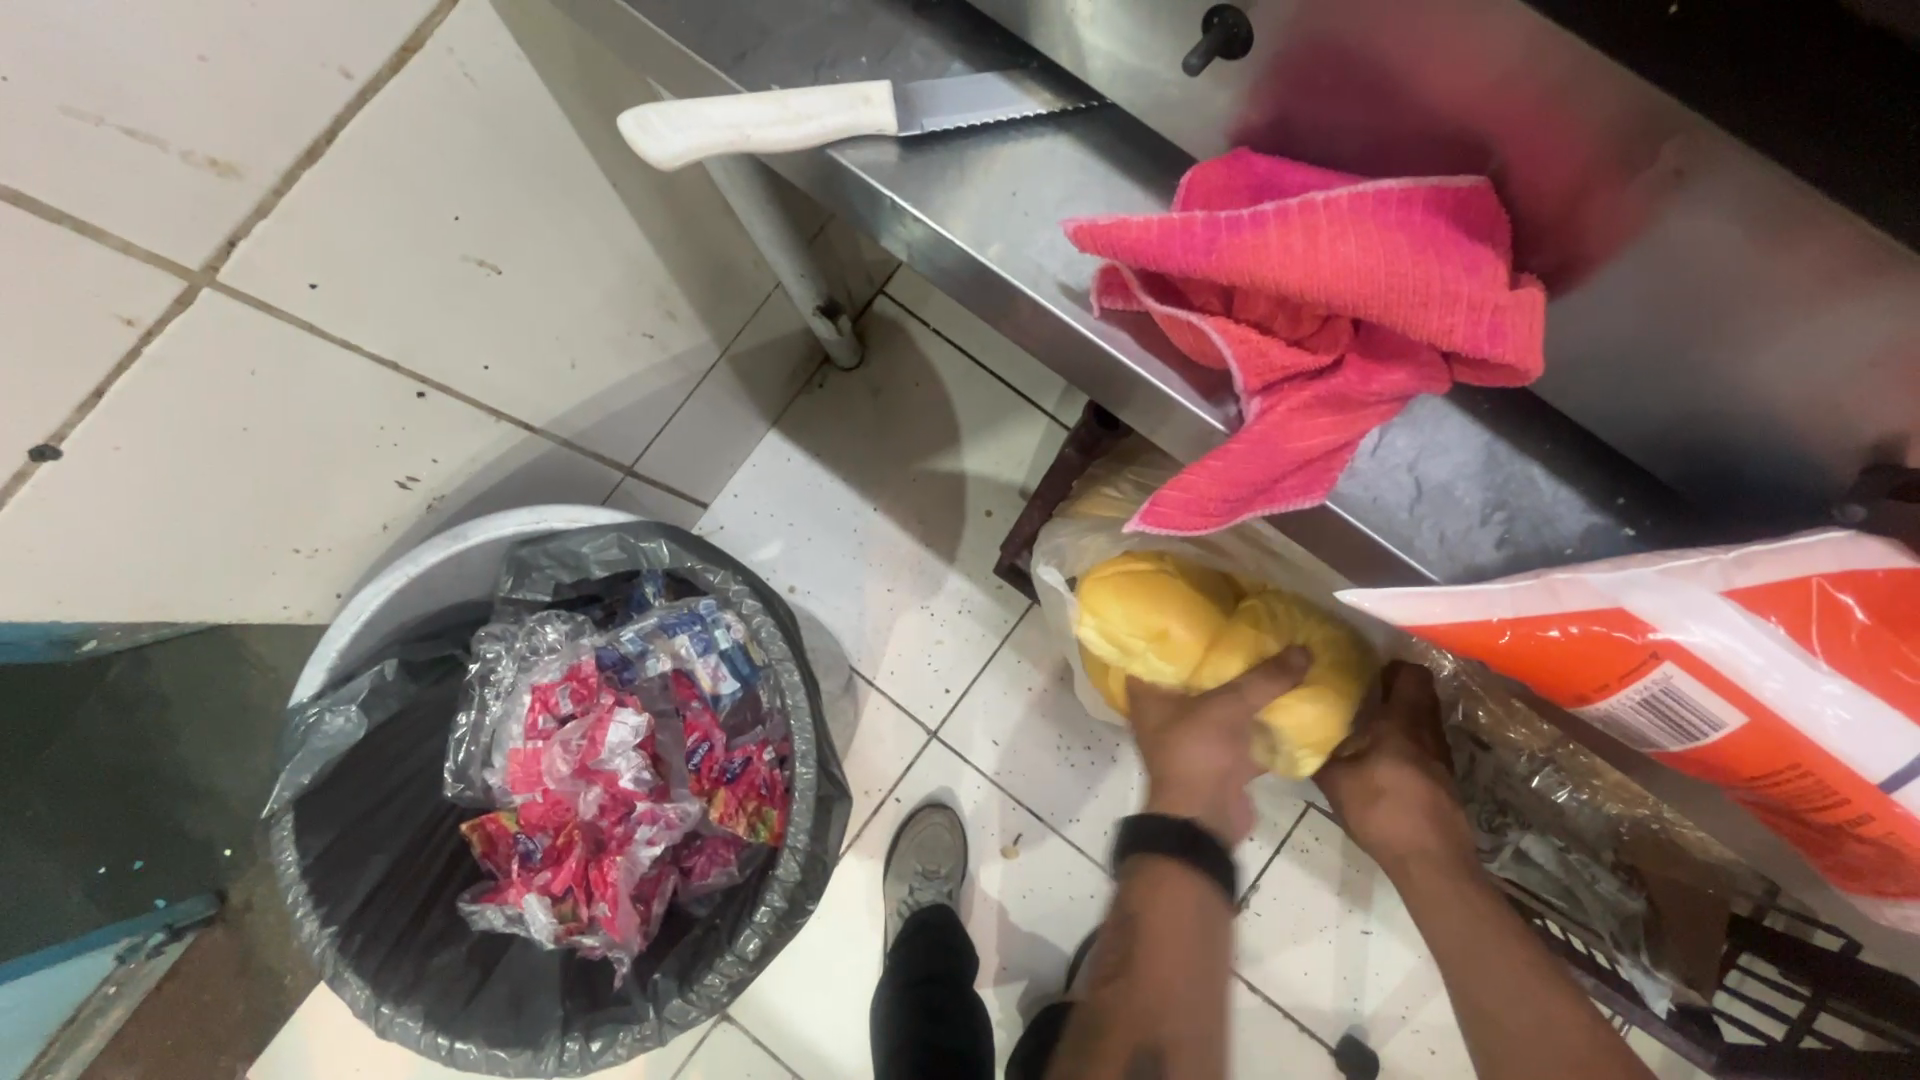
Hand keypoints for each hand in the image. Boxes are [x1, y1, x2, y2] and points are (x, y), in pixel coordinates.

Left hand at [1126, 647, 1310, 845]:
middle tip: (1245, 628)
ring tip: (1272, 655)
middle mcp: (1165, 713)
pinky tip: (1288, 699)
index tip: (1196, 611)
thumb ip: (1264, 678)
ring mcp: (1192, 737)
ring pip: (1220, 704)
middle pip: (1192, 678)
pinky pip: (1242, 732)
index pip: (1152, 654)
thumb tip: (1303, 649)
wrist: (1204, 820)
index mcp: (1148, 695)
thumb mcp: (1228, 705)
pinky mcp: (1219, 758)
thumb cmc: (1197, 753)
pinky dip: (1262, 721)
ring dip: (1245, 689)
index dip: (1170, 633)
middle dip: (1219, 659)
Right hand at [1313, 661, 1476, 874]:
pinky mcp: (1444, 780)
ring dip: (1402, 715)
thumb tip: (1293, 735)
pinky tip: (1382, 758)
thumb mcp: (1336, 782)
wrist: (1431, 861)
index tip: (1364, 670)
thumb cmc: (1382, 811)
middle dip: (1395, 687)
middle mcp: (1427, 733)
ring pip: (1425, 720)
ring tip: (1368, 724)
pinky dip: (1408, 740)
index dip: (1391, 666)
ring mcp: (1441, 757)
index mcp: (1401, 723)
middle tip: (1362, 692)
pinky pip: (1426, 744)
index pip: (1411, 675)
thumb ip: (1316, 754)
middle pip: (1421, 694)